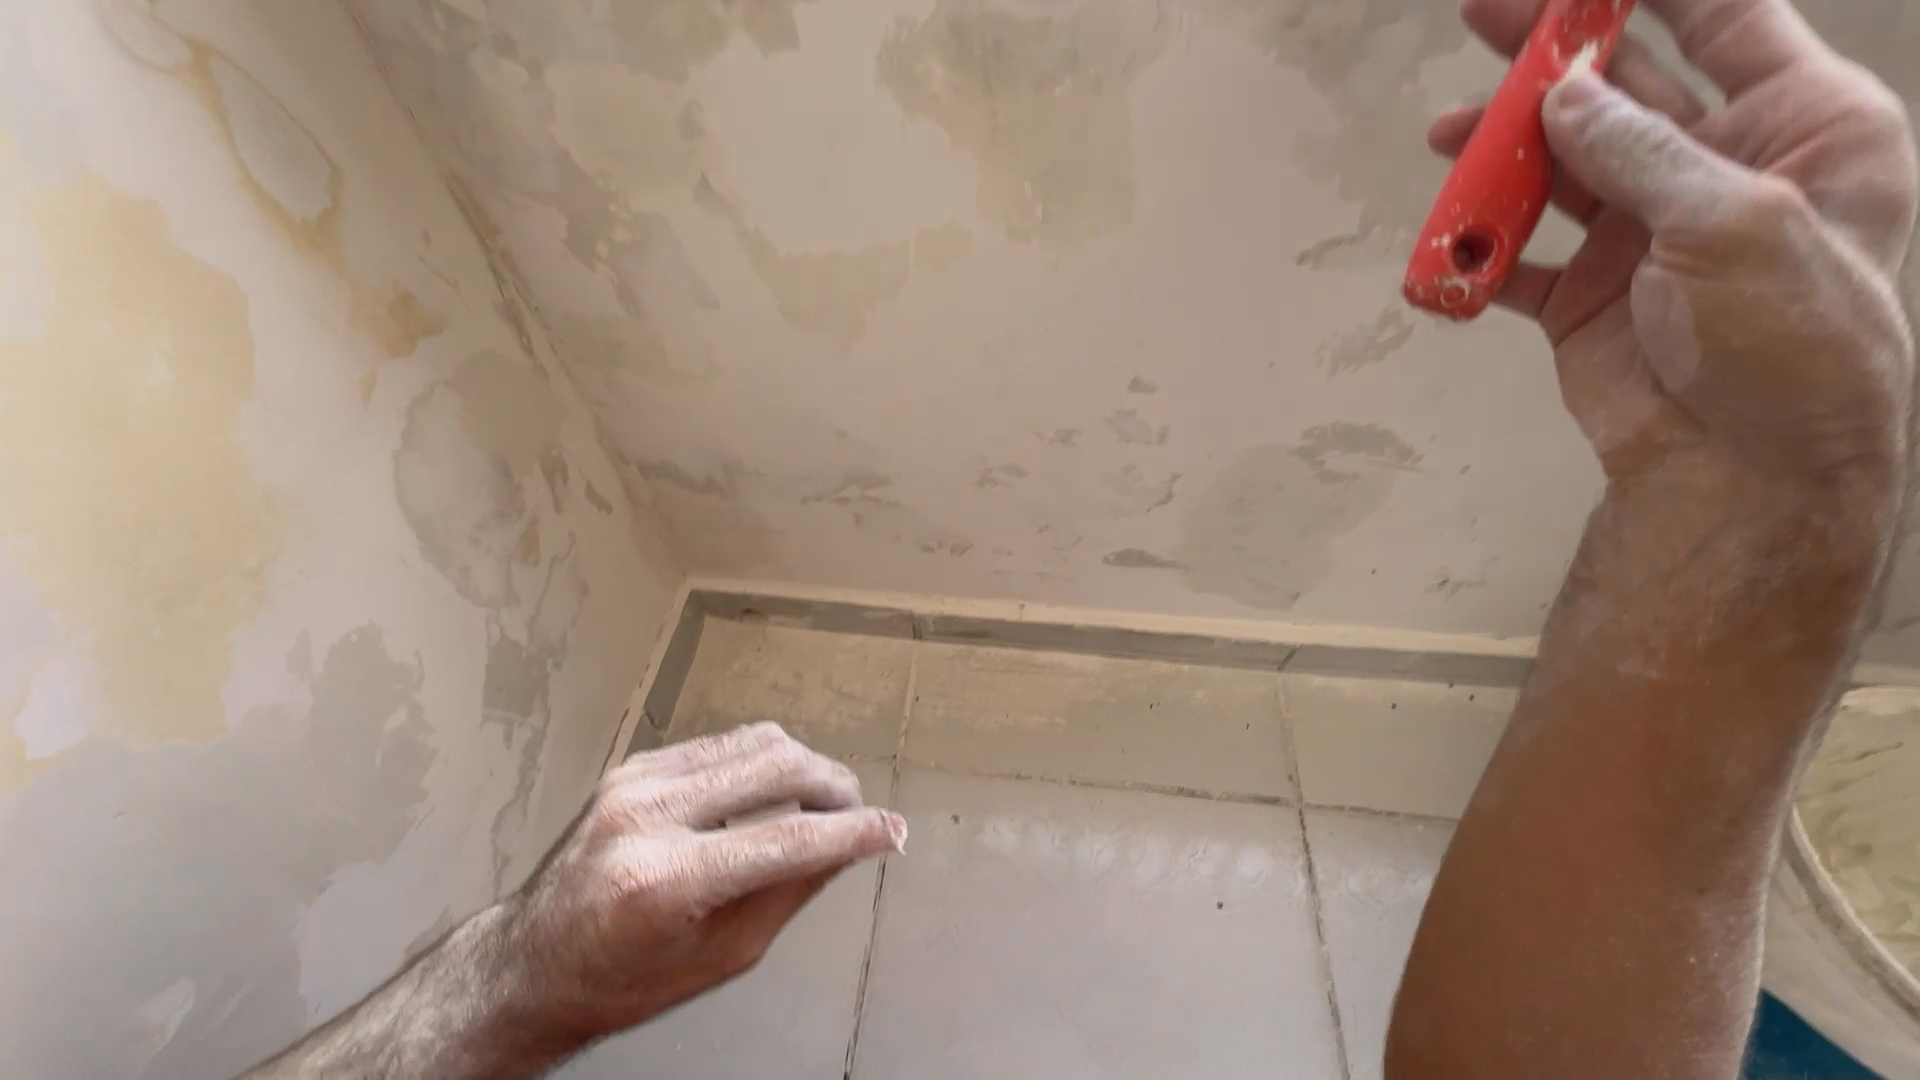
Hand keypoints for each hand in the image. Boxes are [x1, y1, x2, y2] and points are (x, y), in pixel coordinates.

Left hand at [498, 723, 904, 1043]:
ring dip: (804, 766)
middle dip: (835, 784)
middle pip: (778, 766)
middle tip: (857, 813)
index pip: (789, 839)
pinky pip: (724, 743)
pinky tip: (771, 791)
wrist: (531, 962)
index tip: (891, 831)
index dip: (854, 832)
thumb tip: (847, 846)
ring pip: (756, 741)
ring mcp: (637, 781)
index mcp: (664, 881)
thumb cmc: (618, 979)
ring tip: (820, 799)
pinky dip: (763, 761)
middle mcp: (647, 816)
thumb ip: (792, 891)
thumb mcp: (724, 956)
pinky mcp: (636, 766)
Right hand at [1430, 0, 1916, 496]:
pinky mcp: (1580, 297)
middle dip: (1548, 62)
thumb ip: (1644, 153)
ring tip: (1443, 140)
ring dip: (1499, 160)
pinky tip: (1449, 252)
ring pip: (1555, 176)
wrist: (1738, 461)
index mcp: (1794, 126)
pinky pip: (1519, 265)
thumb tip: (1566, 94)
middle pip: (1617, 93)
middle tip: (1480, 22)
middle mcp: (1708, 172)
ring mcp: (1636, 237)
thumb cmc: (1787, 335)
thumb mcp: (1736, 222)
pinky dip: (1480, 259)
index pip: (1720, 25)